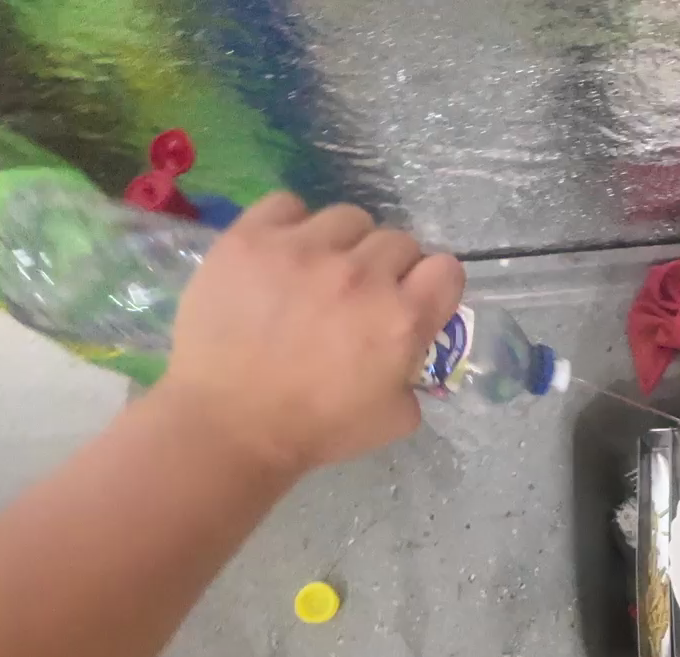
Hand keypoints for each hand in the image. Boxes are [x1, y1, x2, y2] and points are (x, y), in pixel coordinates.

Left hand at [159, 192, 466, 473]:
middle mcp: (361, 275)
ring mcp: (304, 250)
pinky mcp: (251, 238)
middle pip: (400, 240)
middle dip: (392, 268)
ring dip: (347, 243)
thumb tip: (408, 356)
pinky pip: (288, 205)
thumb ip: (416, 376)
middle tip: (366, 295)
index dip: (437, 285)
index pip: (447, 269)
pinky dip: (294, 226)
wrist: (232, 423)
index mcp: (403, 319)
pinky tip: (285, 256)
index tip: (418, 301)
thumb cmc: (320, 429)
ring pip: (349, 218)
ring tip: (324, 271)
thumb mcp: (397, 417)